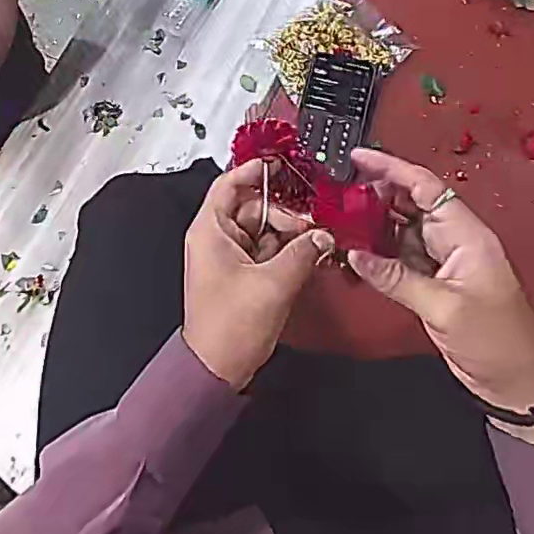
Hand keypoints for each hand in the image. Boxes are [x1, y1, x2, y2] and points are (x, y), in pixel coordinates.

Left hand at [184, 160, 334, 389]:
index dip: (253, 171)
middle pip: (252, 207)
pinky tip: (304, 257)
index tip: (280, 164)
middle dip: (283, 213)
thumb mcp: (274, 283)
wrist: (215, 369)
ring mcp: (226, 256)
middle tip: (312, 224)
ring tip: (313, 244)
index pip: (228, 184)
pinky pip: (262, 250)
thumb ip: (303, 252)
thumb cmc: (230, 326)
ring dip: (287, 234)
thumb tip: (322, 234)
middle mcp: (215, 238)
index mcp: (210, 230)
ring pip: (261, 229)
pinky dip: (282, 251)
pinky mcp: (237, 273)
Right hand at [344, 148, 533, 447]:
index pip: (425, 186)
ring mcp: (444, 258)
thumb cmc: (494, 341)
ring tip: (340, 219)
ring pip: (403, 227)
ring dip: (374, 223)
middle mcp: (454, 238)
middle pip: (411, 201)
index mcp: (465, 234)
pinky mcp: (435, 279)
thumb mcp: (443, 308)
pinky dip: (380, 250)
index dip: (390, 167)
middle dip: (376, 194)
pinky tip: (356, 251)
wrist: (519, 385)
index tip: (357, 157)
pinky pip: (402, 253)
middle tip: (339, 195)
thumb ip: (396, 278)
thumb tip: (355, 254)